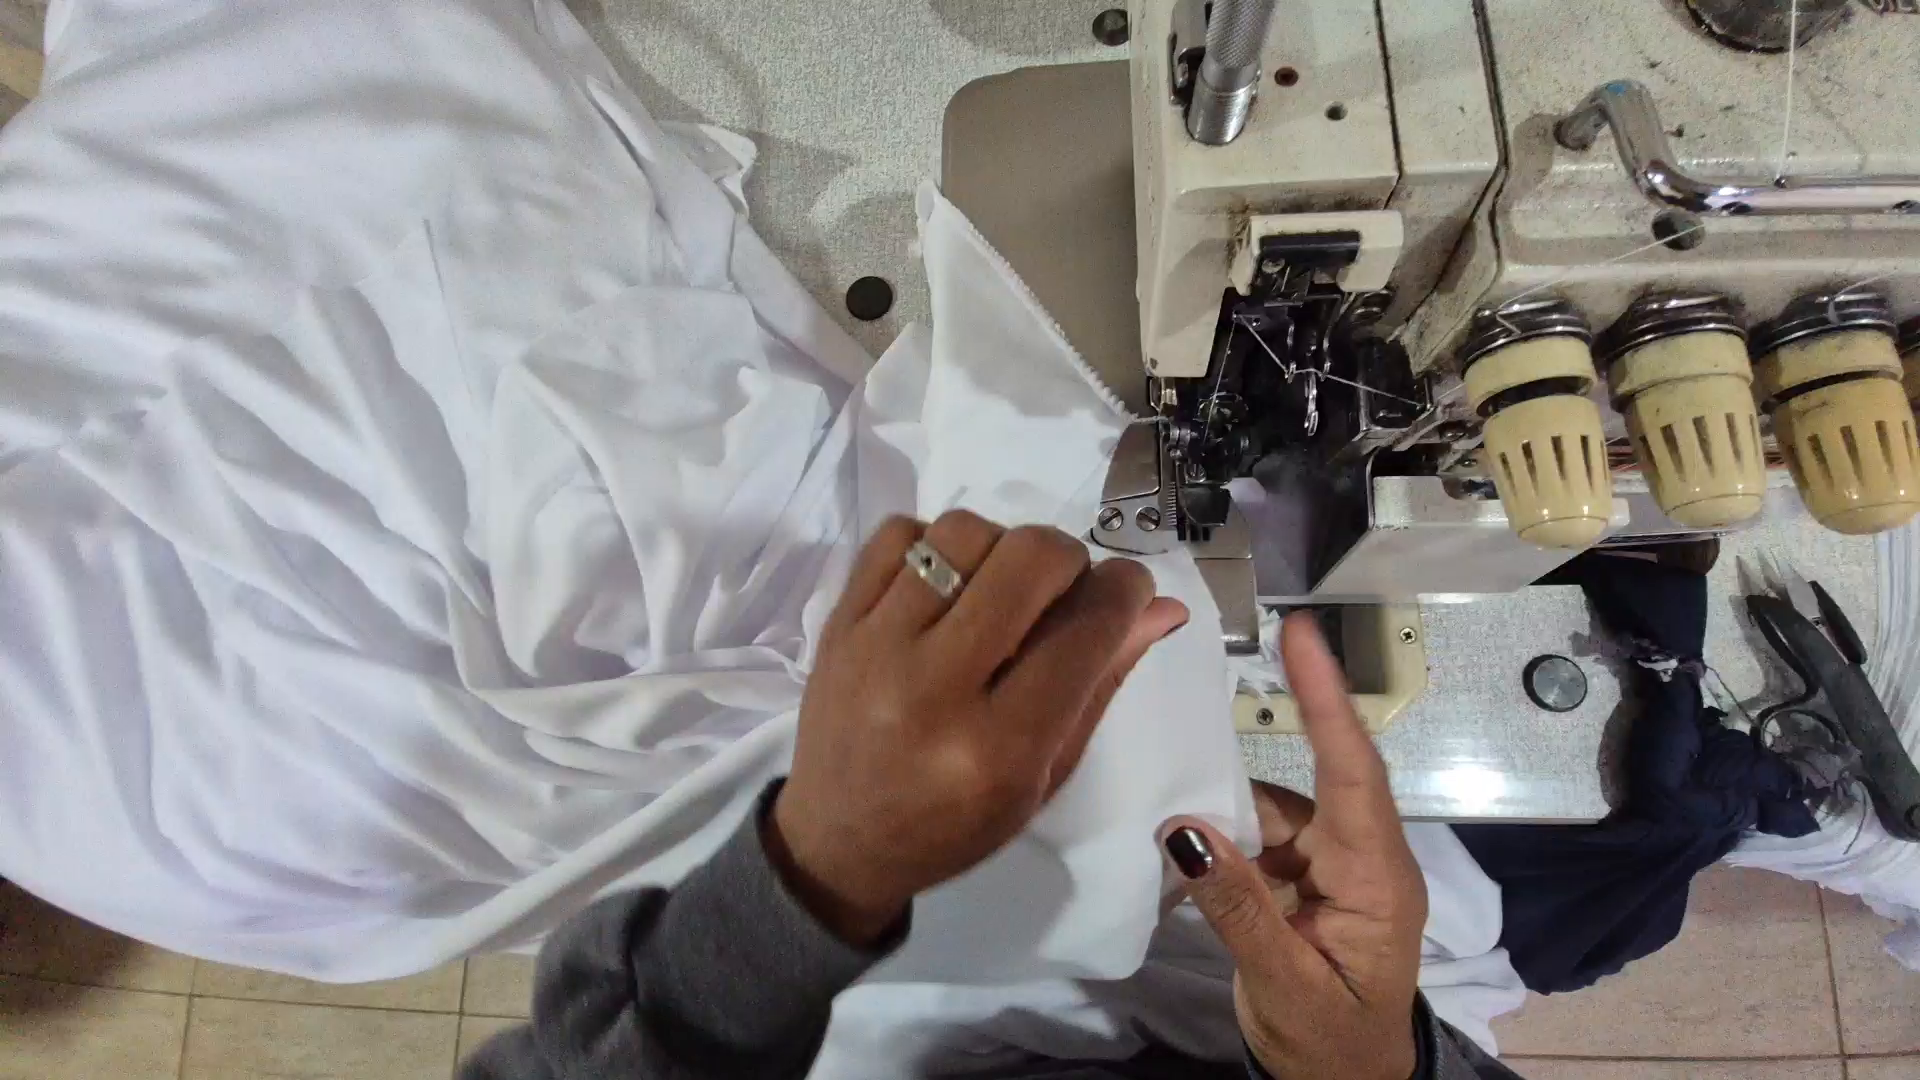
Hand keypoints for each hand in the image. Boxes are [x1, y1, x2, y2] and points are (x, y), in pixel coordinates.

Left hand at [769, 510, 1188, 945]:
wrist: (838, 839)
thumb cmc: (953, 825)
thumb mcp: (1043, 778)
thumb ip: (1101, 685)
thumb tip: (1160, 606)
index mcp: (998, 748)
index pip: (1086, 630)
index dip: (1126, 591)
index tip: (1128, 588)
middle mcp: (934, 687)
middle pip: (1029, 558)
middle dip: (1069, 558)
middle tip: (1063, 588)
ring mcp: (875, 645)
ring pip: (964, 532)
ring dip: (1001, 545)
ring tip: (999, 587)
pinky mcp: (838, 621)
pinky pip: (897, 533)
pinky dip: (934, 542)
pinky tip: (943, 584)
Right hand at [1160, 613, 1426, 1079]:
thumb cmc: (1335, 1047)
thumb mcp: (1286, 986)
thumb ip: (1237, 907)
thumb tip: (1181, 825)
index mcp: (1377, 877)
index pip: (1354, 774)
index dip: (1327, 700)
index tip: (1301, 637)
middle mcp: (1354, 855)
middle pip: (1300, 780)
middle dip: (1255, 748)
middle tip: (1192, 715)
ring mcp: (1323, 863)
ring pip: (1264, 807)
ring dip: (1220, 807)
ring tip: (1167, 801)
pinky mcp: (1294, 874)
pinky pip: (1249, 832)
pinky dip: (1215, 833)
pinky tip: (1180, 843)